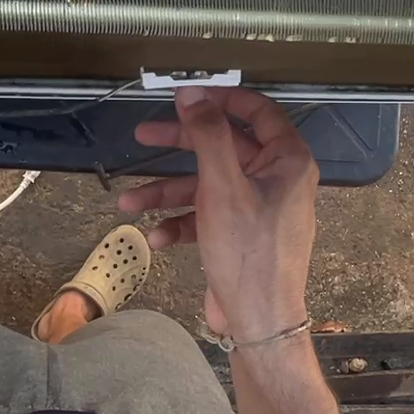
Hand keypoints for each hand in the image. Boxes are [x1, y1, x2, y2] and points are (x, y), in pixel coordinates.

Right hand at [119, 88, 319, 340]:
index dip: (220, 98)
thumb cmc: (248, 249)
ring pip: (208, 186)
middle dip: (179, 145)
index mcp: (287, 160)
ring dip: (168, 192)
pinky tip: (155, 238)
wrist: (259, 320)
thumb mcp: (223, 186)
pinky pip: (209, 217)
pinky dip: (182, 224)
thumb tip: (192, 93)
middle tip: (141, 134)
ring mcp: (258, 209)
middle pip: (223, 148)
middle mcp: (276, 179)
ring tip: (127, 202)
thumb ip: (208, 135)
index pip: (257, 112)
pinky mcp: (241, 235)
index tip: (185, 96)